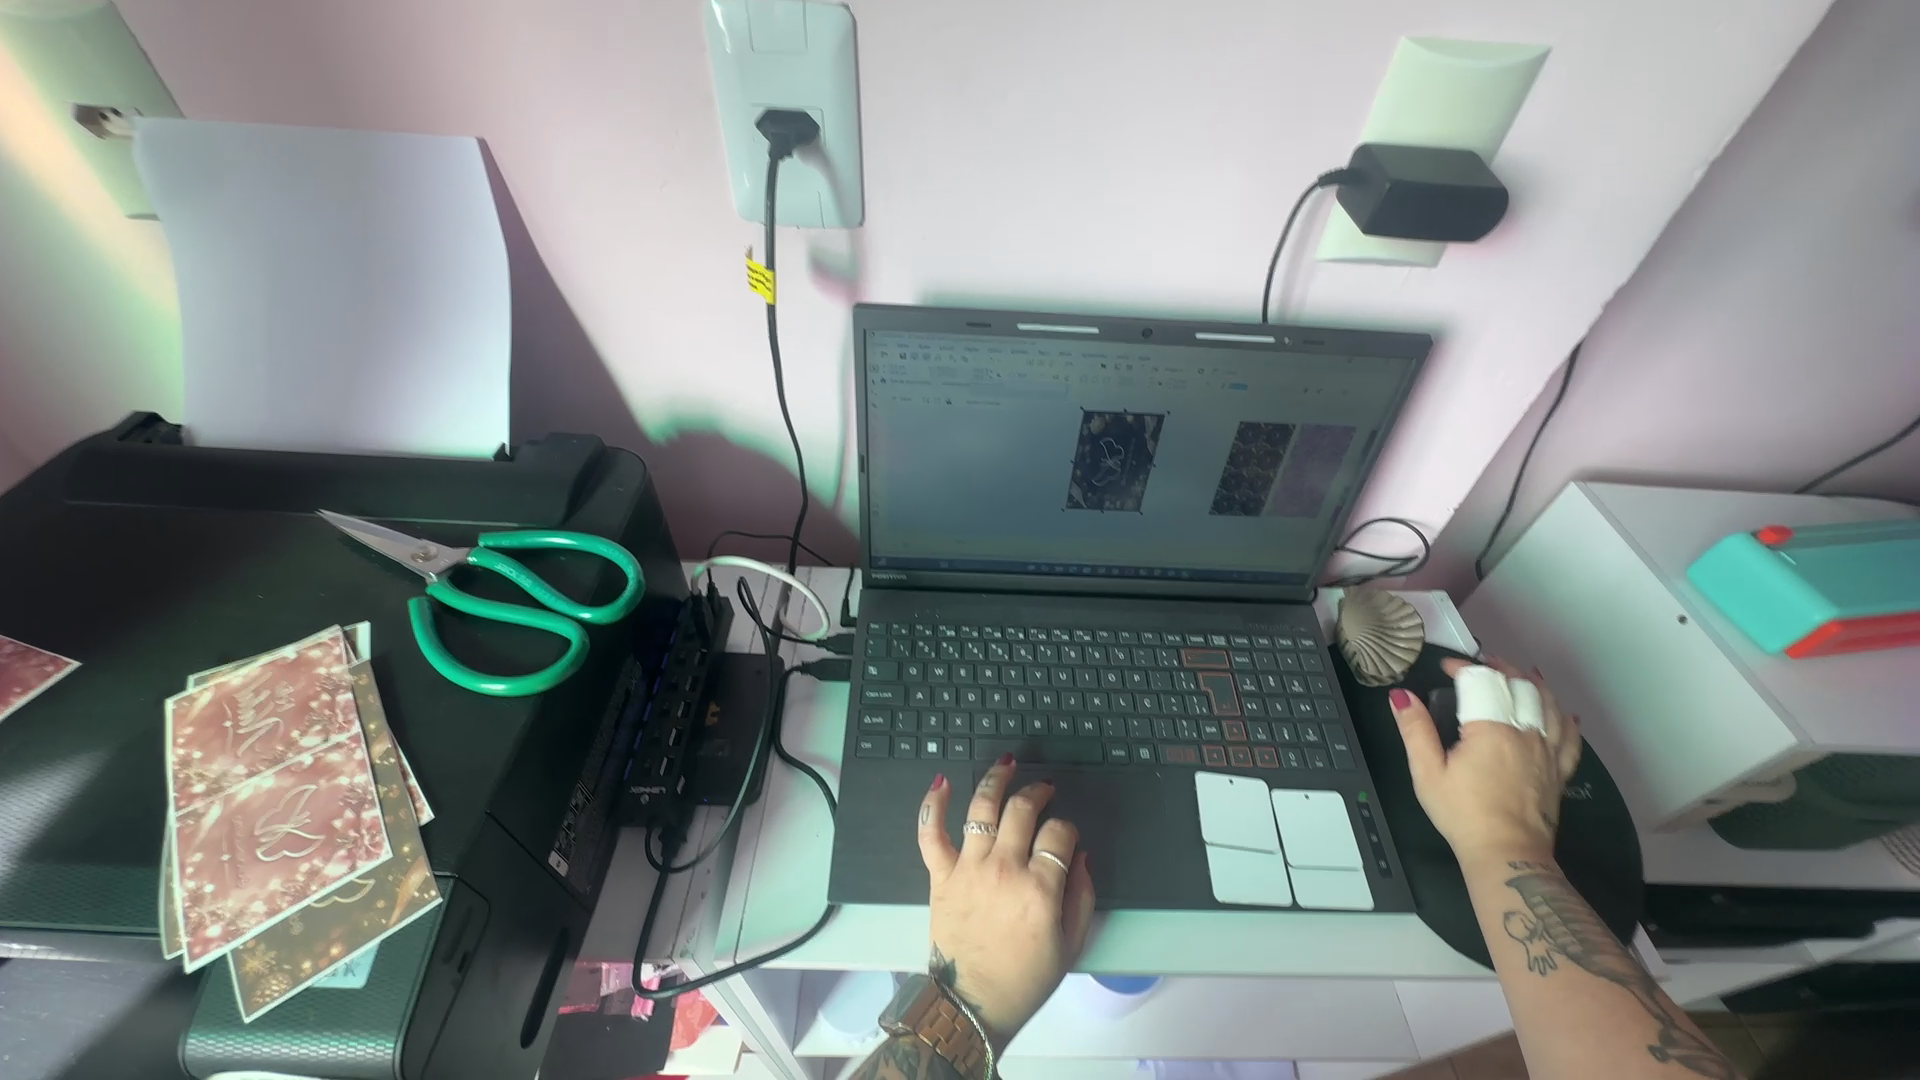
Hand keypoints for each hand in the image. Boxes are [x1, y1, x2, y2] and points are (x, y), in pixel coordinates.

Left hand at [916, 756, 1096, 1049]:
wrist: (972, 1005)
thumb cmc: (1024, 979)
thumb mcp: (1070, 945)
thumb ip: (1081, 896)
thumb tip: (1080, 856)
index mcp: (1039, 889)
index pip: (1059, 835)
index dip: (1068, 828)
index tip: (1067, 834)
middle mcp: (1004, 869)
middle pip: (1022, 810)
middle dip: (1038, 791)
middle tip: (1044, 788)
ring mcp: (969, 868)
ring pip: (982, 808)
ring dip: (995, 779)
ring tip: (1007, 764)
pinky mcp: (941, 875)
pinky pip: (931, 833)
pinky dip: (933, 805)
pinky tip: (942, 782)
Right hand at [1389, 657, 1581, 867]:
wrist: (1506, 853)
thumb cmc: (1462, 813)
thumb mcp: (1426, 770)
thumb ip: (1414, 729)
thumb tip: (1400, 696)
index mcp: (1491, 730)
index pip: (1481, 683)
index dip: (1463, 668)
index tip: (1445, 667)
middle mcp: (1525, 735)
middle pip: (1521, 687)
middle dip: (1500, 668)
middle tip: (1482, 662)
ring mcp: (1547, 753)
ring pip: (1549, 706)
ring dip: (1534, 684)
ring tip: (1521, 673)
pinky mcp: (1558, 772)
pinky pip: (1570, 738)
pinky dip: (1565, 719)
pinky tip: (1562, 712)